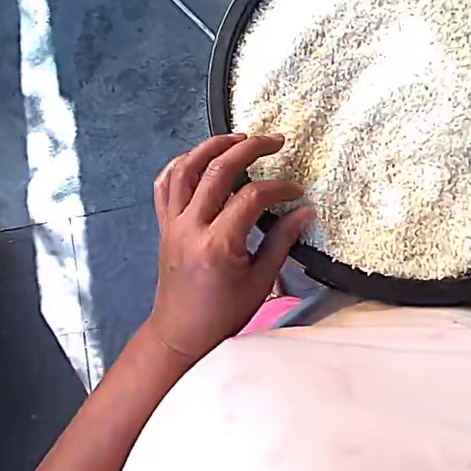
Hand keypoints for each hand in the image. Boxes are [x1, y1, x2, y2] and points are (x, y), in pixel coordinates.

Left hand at [144, 134, 313, 365]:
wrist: (180, 334)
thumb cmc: (223, 313)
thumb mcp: (261, 280)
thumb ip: (282, 240)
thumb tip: (305, 211)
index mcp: (218, 244)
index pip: (251, 197)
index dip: (279, 188)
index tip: (296, 192)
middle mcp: (191, 227)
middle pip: (217, 171)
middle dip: (249, 148)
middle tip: (274, 141)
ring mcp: (173, 224)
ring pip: (185, 169)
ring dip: (212, 146)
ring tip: (238, 136)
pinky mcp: (164, 225)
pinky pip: (165, 185)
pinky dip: (181, 164)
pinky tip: (200, 156)